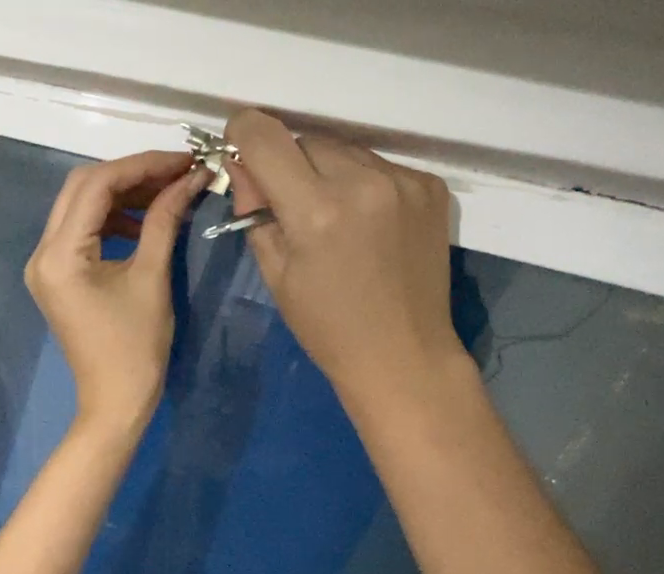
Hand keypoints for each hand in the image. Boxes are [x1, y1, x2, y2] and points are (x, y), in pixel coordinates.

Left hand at [25, 151, 211, 433]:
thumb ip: (164, 219)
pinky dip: (111, 219)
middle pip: (82, 189)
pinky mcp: (56, 277)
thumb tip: (189, 177)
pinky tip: (146, 220)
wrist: (114, 399)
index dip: (142, 165)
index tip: (184, 161)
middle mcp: (41, 255)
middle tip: (177, 174)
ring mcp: (44, 267)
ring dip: (122, 195)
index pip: (96, 185)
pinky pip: (80, 232)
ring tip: (168, 194)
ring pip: (80, 207)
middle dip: (131, 174)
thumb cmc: (134, 347)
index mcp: (59, 256)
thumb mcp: (151, 276)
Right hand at [221, 108, 468, 403]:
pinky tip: (362, 225)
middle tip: (283, 202)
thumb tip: (241, 169)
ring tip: (327, 218)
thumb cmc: (325, 326)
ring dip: (324, 171)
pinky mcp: (427, 185)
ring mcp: (401, 180)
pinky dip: (359, 184)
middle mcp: (362, 182)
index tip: (236, 141)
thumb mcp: (275, 275)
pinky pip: (378, 166)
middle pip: (307, 140)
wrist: (400, 351)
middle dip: (287, 162)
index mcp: (315, 211)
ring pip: (344, 150)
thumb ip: (256, 215)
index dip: (244, 132)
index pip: (268, 139)